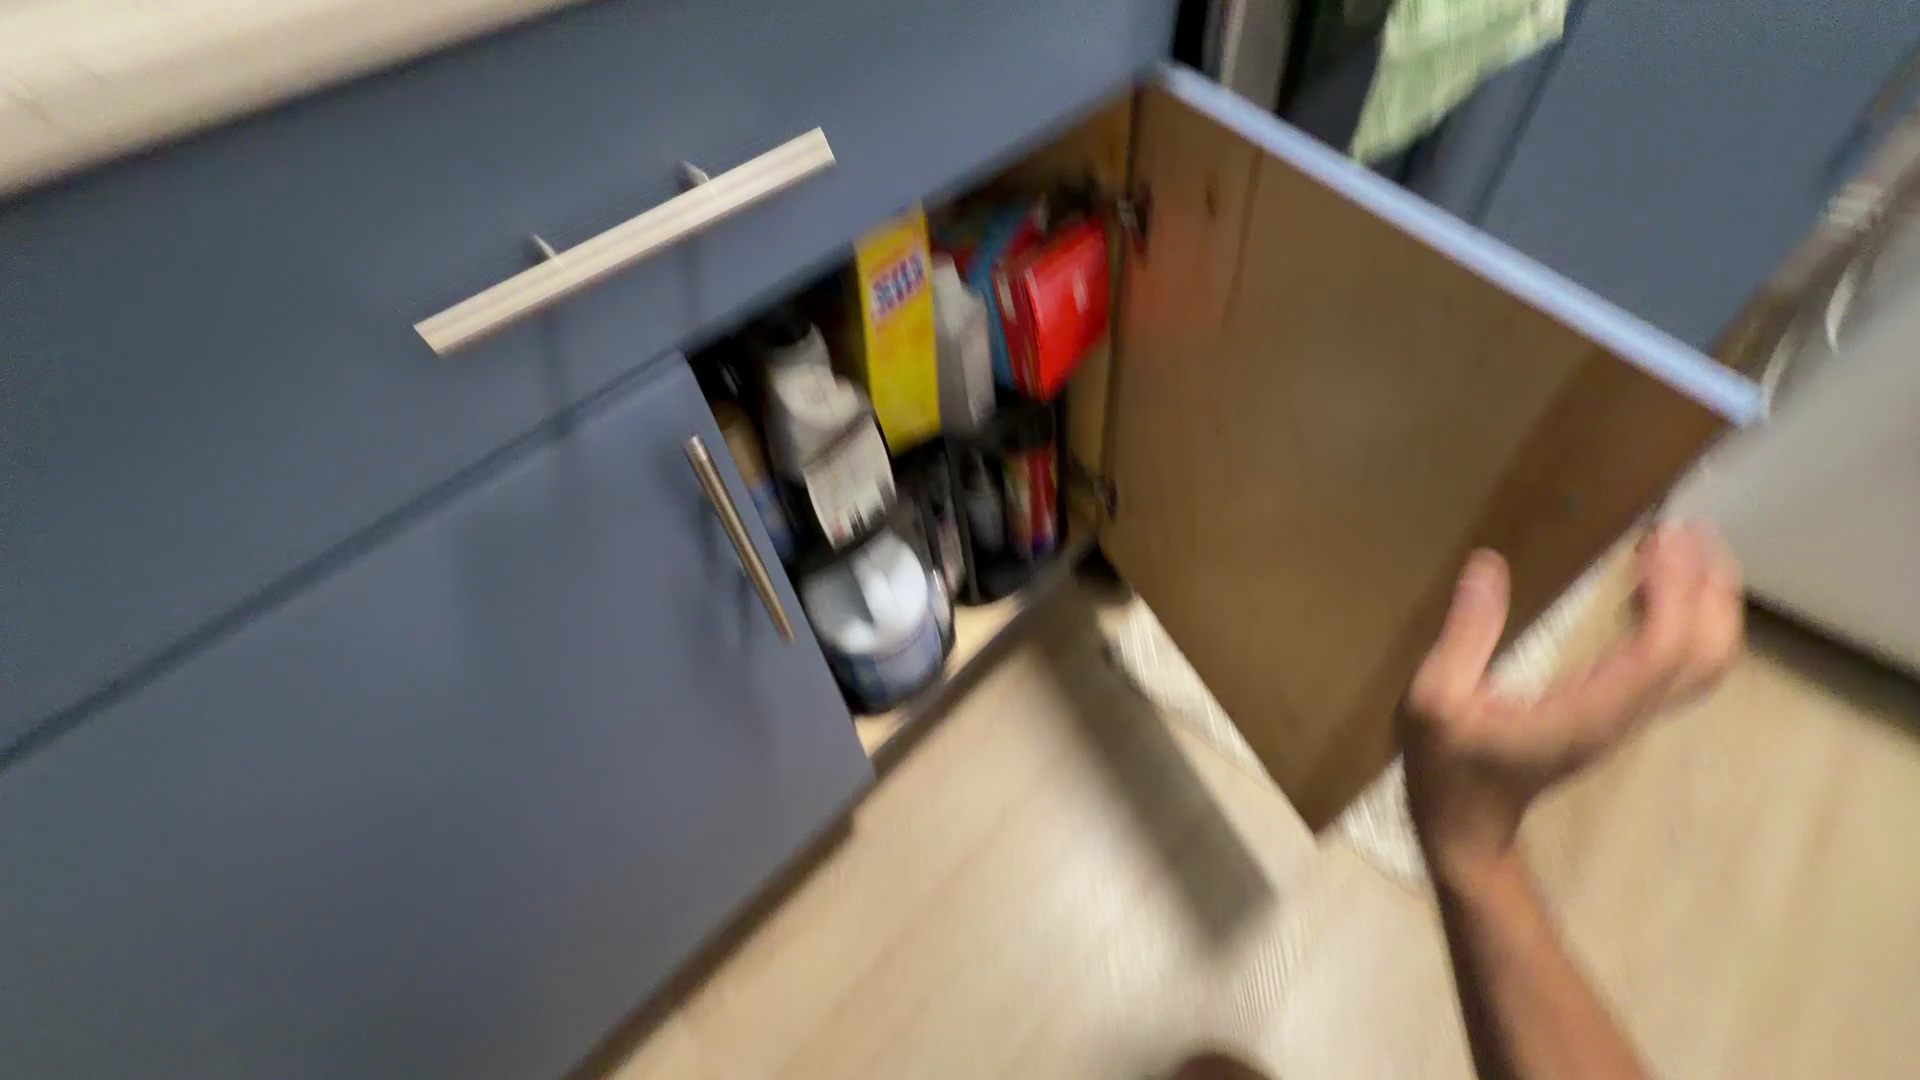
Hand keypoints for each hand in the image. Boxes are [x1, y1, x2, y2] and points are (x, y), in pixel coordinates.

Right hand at [1399, 522, 1743, 880]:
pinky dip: (1683, 620)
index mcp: (1585, 712)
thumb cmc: (1445, 765)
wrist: (1467, 825)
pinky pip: (1676, 665)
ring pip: (1702, 662)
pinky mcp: (1618, 715)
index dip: (1673, 593)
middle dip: (1709, 587)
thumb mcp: (1434, 699)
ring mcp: (1627, 718)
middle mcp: (1623, 715)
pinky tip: (1655, 589)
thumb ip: (1464, 636)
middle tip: (1684, 528)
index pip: (1662, 651)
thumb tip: (1487, 566)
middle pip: (1706, 654)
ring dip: (1706, 602)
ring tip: (1683, 547)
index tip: (1657, 539)